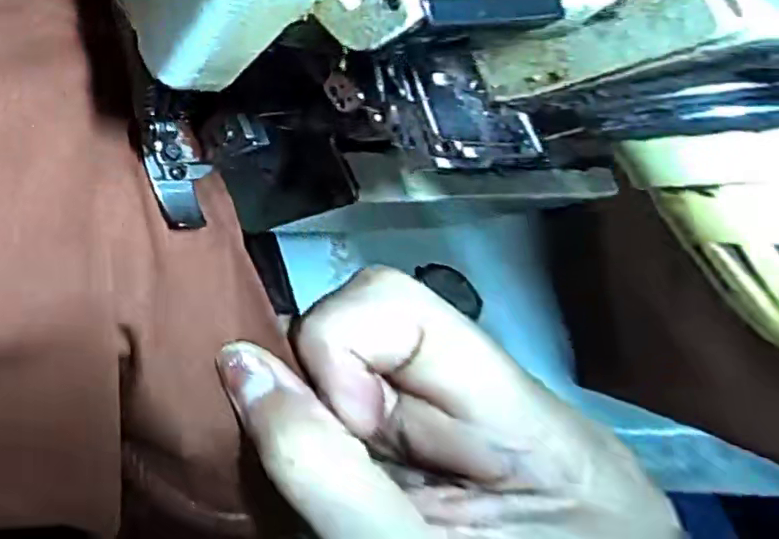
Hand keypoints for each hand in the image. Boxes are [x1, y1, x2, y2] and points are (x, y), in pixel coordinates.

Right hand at [218, 267, 678, 538]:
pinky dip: (304, 427)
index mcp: (543, 438)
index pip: (399, 306)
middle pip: (362, 330)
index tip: (344, 427)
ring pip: (338, 364)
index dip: (339, 346)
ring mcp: (461, 441)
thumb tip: (235, 359)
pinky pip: (337, 404)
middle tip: (318, 456)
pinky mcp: (423, 460)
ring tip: (318, 473)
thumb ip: (322, 465)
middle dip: (311, 381)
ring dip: (301, 406)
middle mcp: (504, 420)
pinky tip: (318, 473)